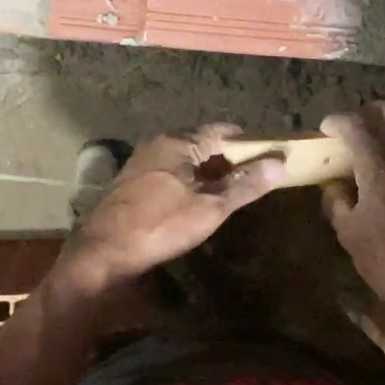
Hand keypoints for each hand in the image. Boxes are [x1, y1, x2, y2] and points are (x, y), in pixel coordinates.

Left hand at [60, 124, 285, 289]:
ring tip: (230, 193)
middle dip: (229, 160)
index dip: (248, 143)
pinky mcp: (132, 184)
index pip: (222, 130)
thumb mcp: (210, 208)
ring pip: (185, 161)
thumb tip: (281, 163)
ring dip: (208, 173)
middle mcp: (157, 144)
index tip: (269, 157)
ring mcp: (141, 163)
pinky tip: (196, 203)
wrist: (104, 253)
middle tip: (254, 179)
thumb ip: (245, 184)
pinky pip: (169, 174)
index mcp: (178, 142)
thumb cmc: (160, 226)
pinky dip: (188, 183)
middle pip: (203, 144)